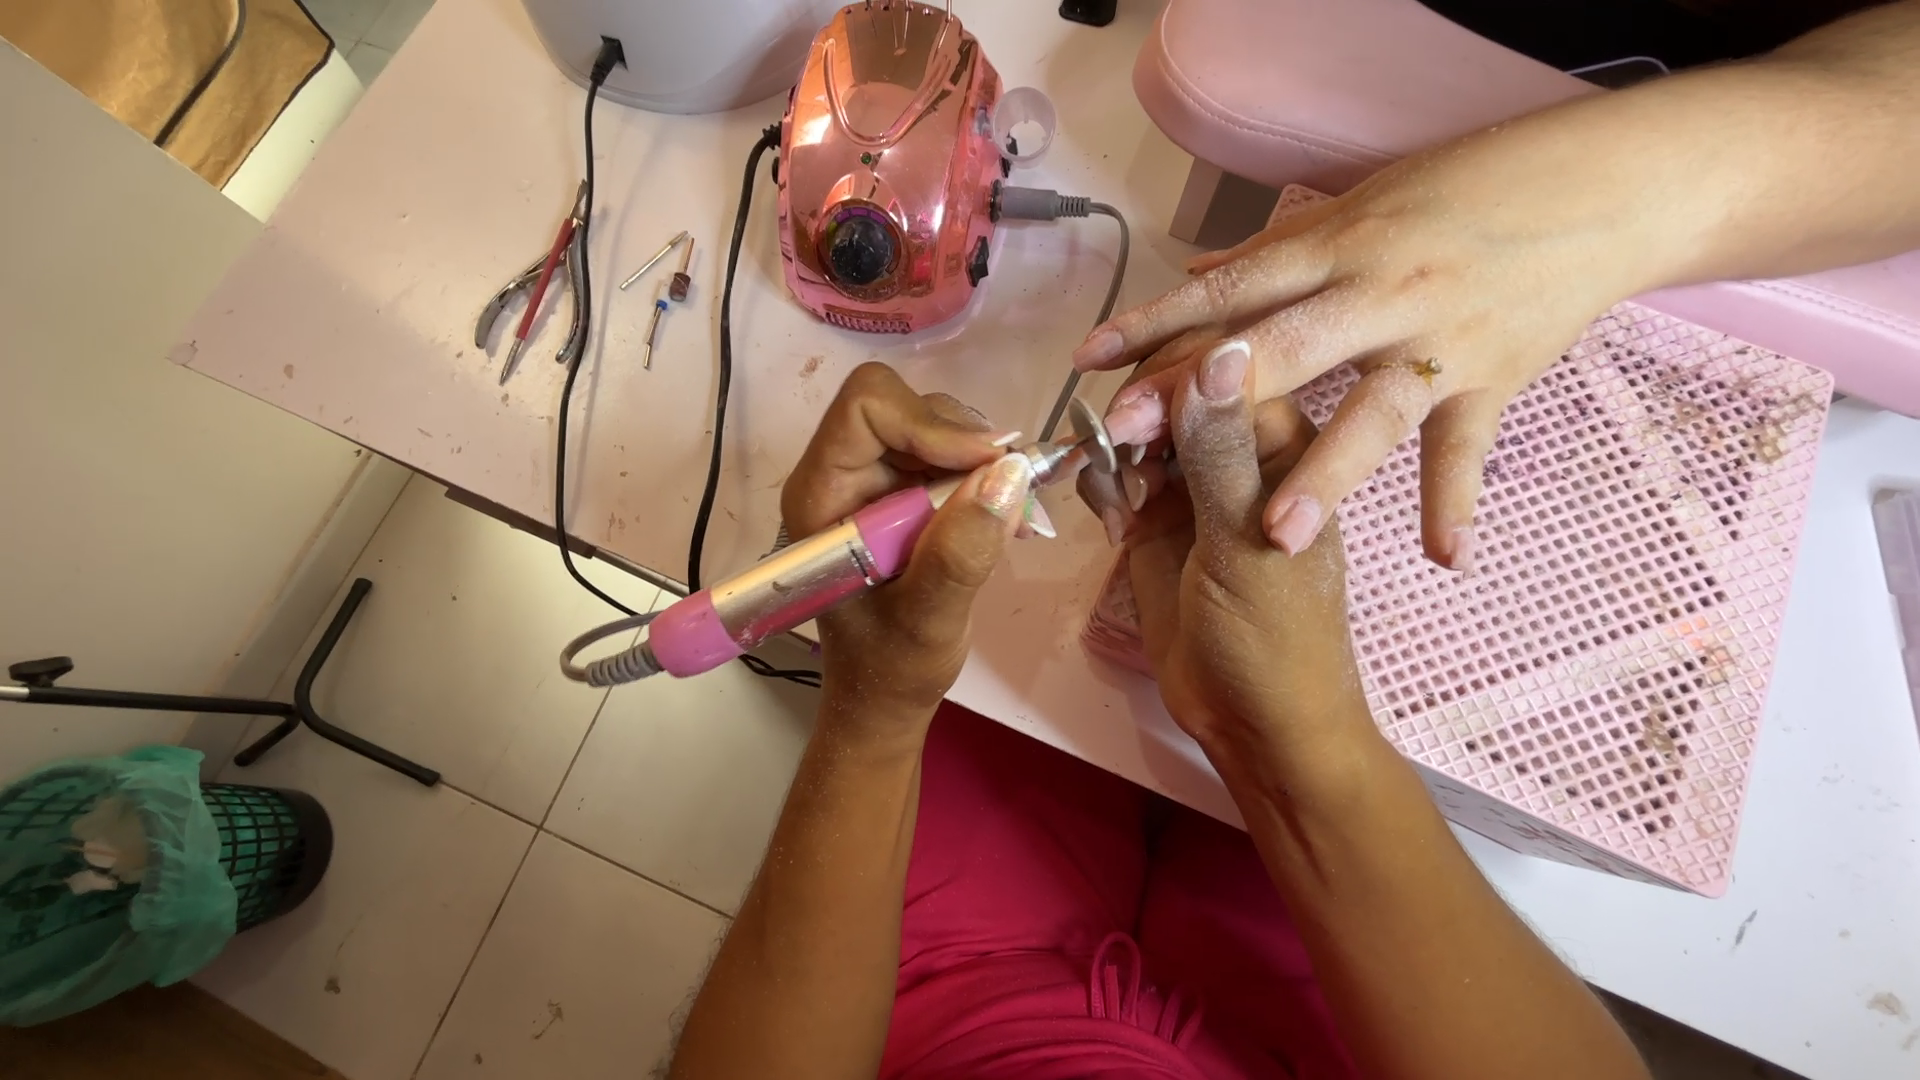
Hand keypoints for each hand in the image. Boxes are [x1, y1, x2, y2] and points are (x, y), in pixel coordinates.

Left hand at [782, 363, 1036, 718]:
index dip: (929, 423)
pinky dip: (982, 476)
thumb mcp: (929, 620)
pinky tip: (998, 517)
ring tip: (1006, 511)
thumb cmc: (892, 666)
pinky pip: (946, 455)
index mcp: (822, 496)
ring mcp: (872, 482)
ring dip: (979, 460)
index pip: (866, 407)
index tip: (986, 464)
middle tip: (1010, 489)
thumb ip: (960, 552)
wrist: (885, 692)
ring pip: (932, 425)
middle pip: (904, 408)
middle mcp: (842, 475)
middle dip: (964, 442)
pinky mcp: (900, 493)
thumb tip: (1009, 473)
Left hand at [1073, 139, 1662, 570]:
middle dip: (1198, 396)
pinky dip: (1458, 500)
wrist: (1613, 180)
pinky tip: (1445, 558)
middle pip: (1275, 350)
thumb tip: (1199, 275)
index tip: (1088, 359)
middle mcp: (1377, 294)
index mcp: (1333, 248)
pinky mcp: (1498, 380)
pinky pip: (1469, 449)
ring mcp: (1439, 341)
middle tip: (1127, 438)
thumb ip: (1275, 258)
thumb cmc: (1465, 191)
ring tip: (1277, 535)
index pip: (1225, 293)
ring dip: (1325, 474)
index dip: (1154, 323)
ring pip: (1372, 413)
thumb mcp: (1357, 211)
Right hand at [1126, 340, 1374, 766]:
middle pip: (1168, 396)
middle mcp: (1234, 452)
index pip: (1216, 372)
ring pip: (1136, 436)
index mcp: (1282, 440)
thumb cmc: (1272, 635)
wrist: (1252, 724)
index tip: (1120, 422)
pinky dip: (1105, 490)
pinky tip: (1112, 523)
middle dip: (1129, 421)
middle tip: (1106, 462)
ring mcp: (1192, 488)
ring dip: (1114, 459)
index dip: (1165, 385)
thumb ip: (1222, 448)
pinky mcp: (1156, 521)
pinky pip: (1118, 480)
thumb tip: (1222, 345)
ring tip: (1116, 508)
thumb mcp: (1244, 541)